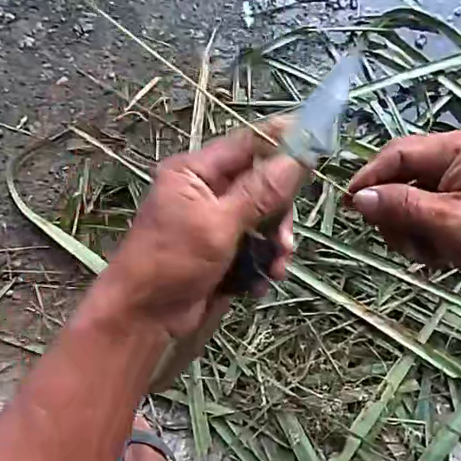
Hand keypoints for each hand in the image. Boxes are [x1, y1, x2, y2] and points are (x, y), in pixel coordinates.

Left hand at [95, 123, 304, 339]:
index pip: (247, 145)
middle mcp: (205, 192)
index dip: (282, 142)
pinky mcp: (221, 253)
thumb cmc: (171, 262)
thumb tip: (297, 158)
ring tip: (276, 268)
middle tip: (284, 240)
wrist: (143, 317)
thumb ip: (259, 193)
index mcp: (195, 172)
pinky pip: (254, 249)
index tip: (317, 143)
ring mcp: (214, 224)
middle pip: (262, 186)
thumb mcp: (218, 224)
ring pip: (263, 221)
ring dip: (274, 246)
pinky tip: (261, 284)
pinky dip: (262, 265)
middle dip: (279, 214)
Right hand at [346, 129, 460, 295]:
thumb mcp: (447, 223)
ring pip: (416, 199)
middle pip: (405, 177)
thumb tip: (358, 199)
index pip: (399, 153)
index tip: (349, 206)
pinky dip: (430, 235)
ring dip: (412, 230)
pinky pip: (435, 212)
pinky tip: (442, 256)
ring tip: (428, 256)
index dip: (369, 179)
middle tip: (402, 245)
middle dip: (396, 213)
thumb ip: (400, 206)